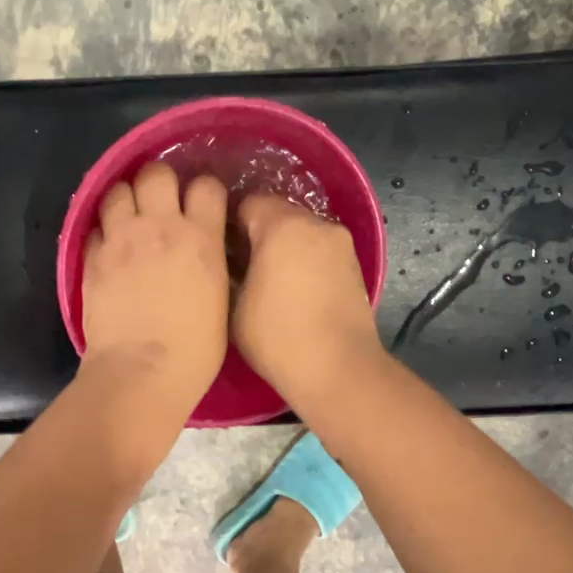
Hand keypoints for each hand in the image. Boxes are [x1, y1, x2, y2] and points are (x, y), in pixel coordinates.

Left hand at [80, 162, 230, 418]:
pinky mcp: (92, 259)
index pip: (205, 186)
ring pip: (118, 190)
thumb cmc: (194, 352)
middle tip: (159, 204)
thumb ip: (209, 264)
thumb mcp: (220, 301)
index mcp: (202, 238)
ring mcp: (121, 241)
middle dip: (158, 183)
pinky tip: (109, 249)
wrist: (141, 373)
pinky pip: (94, 228)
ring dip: (125, 200)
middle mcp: (160, 227)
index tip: (201, 206)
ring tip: (129, 219)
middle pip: (155, 173)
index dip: (203, 192)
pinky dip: (102, 233)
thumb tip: (202, 253)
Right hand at [233, 196, 382, 404]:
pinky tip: (292, 295)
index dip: (228, 224)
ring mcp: (341, 245)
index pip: (247, 203)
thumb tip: (226, 262)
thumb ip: (227, 272)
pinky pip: (319, 253)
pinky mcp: (355, 267)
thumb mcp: (232, 307)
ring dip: (282, 250)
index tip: (218, 251)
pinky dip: (303, 264)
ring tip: (265, 284)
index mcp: (283, 226)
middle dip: (257, 235)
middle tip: (238, 269)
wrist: (338, 370)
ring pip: (301, 233)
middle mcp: (317, 224)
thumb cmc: (277, 337)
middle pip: (278, 214)